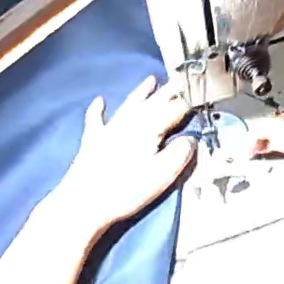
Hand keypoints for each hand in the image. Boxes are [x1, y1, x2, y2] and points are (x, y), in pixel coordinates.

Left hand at [50, 77, 195, 233]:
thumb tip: (192, 138)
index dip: (190, 102)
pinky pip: (96, 118)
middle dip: (170, 90)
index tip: (202, 96)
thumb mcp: (161, 176)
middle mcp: (131, 122)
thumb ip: (180, 154)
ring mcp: (110, 128)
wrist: (82, 204)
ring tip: (151, 80)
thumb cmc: (125, 191)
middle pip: (154, 101)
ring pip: (130, 103)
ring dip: (141, 92)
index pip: (175, 109)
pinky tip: (99, 100)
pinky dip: (98, 109)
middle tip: (182, 81)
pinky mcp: (92, 139)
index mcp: (150, 128)